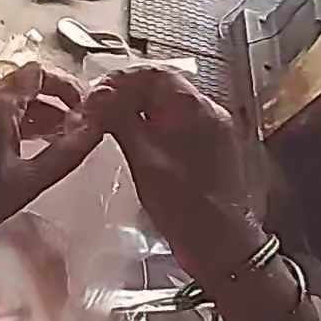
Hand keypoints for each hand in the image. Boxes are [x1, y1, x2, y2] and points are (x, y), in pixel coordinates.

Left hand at [0, 61, 103, 262]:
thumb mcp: (31, 179)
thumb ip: (68, 151)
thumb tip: (98, 128)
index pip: (38, 73)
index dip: (66, 86)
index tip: (86, 108)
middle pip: (29, 82)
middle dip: (59, 98)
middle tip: (82, 121)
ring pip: (19, 98)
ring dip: (45, 110)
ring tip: (69, 136)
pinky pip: (7, 113)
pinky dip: (29, 121)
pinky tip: (46, 143)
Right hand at [92, 65, 266, 280]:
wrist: (224, 246)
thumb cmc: (184, 205)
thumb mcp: (144, 160)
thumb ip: (121, 121)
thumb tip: (98, 95)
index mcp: (195, 109)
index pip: (155, 74)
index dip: (122, 78)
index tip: (97, 92)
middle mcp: (209, 112)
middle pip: (164, 87)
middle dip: (129, 92)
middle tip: (100, 108)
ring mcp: (214, 130)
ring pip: (171, 106)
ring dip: (140, 109)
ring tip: (112, 123)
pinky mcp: (213, 148)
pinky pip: (180, 124)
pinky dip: (155, 125)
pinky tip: (137, 140)